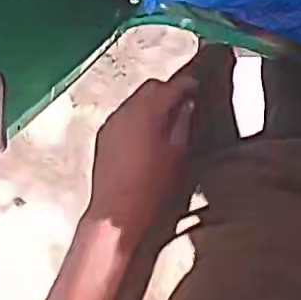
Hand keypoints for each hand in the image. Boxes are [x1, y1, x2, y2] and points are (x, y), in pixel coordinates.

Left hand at [85, 48, 215, 237]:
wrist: (117, 214)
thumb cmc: (153, 187)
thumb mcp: (178, 154)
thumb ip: (183, 123)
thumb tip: (185, 106)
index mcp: (148, 111)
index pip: (171, 86)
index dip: (187, 84)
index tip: (196, 87)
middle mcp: (127, 110)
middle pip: (150, 87)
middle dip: (167, 90)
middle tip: (183, 102)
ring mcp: (112, 121)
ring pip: (135, 99)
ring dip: (151, 103)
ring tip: (165, 119)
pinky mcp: (104, 134)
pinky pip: (124, 115)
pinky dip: (137, 116)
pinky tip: (145, 133)